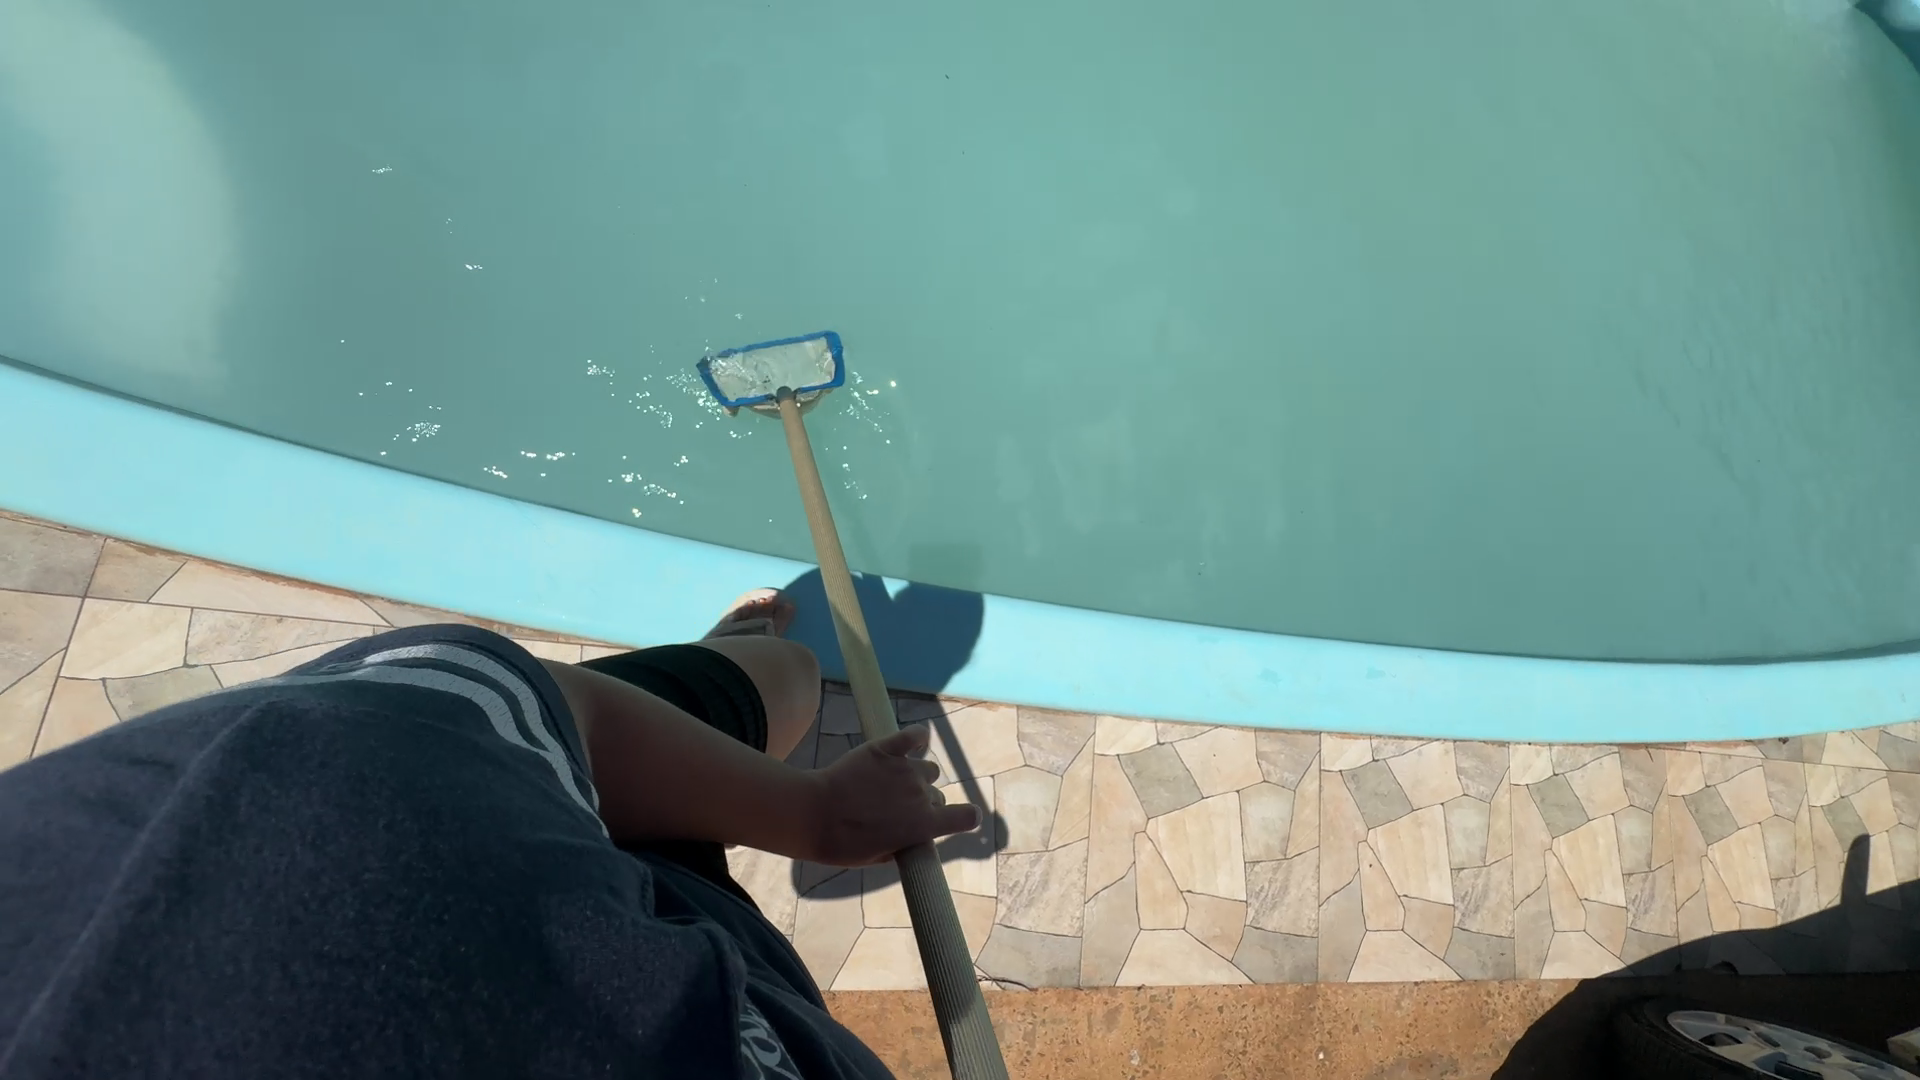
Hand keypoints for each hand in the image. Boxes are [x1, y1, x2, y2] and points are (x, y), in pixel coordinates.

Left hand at [801, 725, 981, 865]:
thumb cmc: (844, 843)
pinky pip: (913, 735)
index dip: (967, 817)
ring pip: (927, 769)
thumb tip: (915, 835)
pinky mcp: (886, 749)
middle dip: (925, 803)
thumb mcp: (881, 856)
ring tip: (893, 782)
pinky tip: (916, 739)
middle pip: (937, 795)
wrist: (815, 815)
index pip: (965, 817)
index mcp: (924, 825)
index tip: (966, 817)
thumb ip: (906, 842)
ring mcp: (905, 769)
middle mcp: (921, 794)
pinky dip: (917, 737)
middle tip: (899, 809)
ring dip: (916, 776)